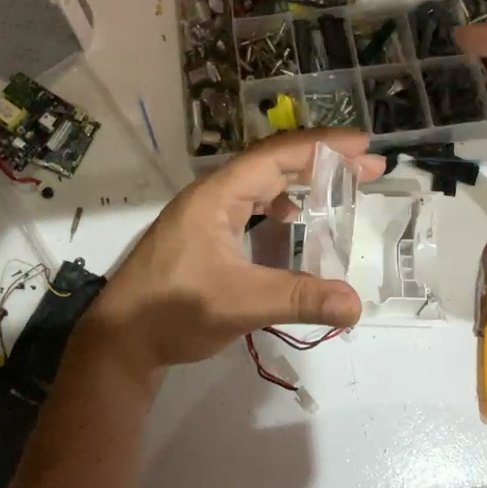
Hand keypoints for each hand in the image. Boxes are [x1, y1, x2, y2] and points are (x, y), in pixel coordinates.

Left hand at [81, 129, 385, 377]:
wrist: (119, 341)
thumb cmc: (173, 311)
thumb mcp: (241, 303)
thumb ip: (299, 298)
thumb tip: (356, 304)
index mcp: (217, 196)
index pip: (277, 155)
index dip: (323, 147)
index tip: (364, 146)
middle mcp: (211, 195)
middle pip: (272, 163)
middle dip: (321, 162)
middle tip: (368, 168)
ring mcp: (203, 215)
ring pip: (259, 184)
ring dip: (300, 183)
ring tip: (339, 191)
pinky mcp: (201, 236)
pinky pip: (248, 205)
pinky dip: (278, 206)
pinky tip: (291, 223)